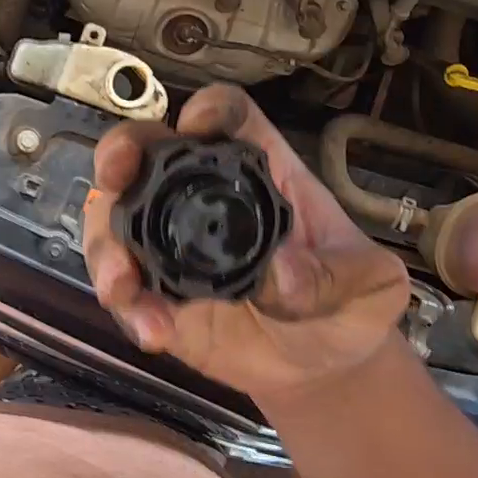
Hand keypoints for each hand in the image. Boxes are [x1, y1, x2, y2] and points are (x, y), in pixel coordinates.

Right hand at [83, 85, 413, 402]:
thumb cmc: (349, 306)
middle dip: (120, 154)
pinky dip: (128, 308)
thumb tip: (281, 272)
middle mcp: (200, 197)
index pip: (229, 120)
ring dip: (108, 247)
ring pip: (116, 221)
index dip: (210, 110)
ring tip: (122, 286)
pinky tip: (152, 331)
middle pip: (147, 153)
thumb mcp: (370, 286)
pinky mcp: (155, 297)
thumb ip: (333, 276)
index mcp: (257, 171)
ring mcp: (169, 247)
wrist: (320, 367)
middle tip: (115, 172)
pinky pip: (126, 292)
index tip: (198, 124)